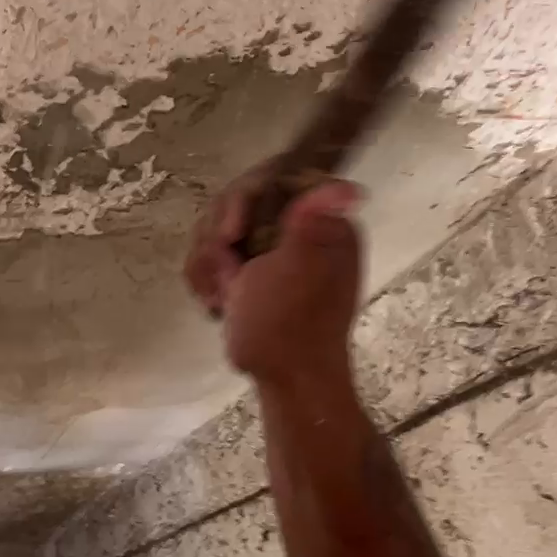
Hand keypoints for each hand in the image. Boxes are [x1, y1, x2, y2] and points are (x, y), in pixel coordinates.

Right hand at [187, 169, 363, 387]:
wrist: (284, 380)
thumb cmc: (290, 328)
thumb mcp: (297, 273)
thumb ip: (309, 225)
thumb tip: (350, 188)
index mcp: (321, 222)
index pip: (272, 176)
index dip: (241, 200)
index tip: (230, 235)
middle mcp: (300, 227)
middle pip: (235, 201)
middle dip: (218, 241)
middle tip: (227, 273)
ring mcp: (273, 247)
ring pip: (216, 226)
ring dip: (209, 263)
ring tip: (222, 295)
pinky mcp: (250, 267)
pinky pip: (210, 251)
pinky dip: (206, 276)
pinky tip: (215, 301)